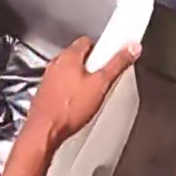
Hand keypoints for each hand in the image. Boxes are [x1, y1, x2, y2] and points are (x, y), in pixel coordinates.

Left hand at [21, 36, 138, 150]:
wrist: (43, 134)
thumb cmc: (66, 110)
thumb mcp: (101, 84)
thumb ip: (118, 63)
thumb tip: (132, 48)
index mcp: (69, 56)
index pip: (88, 40)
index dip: (102, 47)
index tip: (111, 55)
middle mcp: (56, 64)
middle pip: (79, 56)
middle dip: (92, 65)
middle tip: (104, 78)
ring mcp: (48, 80)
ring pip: (70, 72)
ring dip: (81, 79)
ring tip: (92, 94)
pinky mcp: (44, 95)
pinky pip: (62, 86)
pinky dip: (71, 92)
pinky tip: (78, 105)